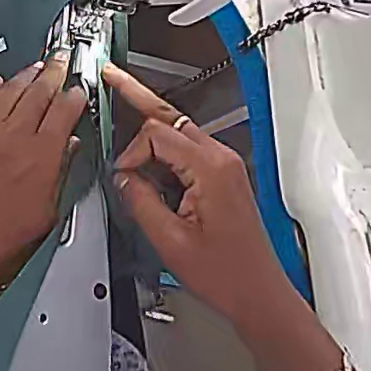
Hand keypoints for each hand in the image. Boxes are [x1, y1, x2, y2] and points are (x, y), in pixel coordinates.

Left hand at [0, 55, 87, 338]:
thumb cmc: (0, 237)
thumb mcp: (48, 211)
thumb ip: (61, 172)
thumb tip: (70, 148)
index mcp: (41, 156)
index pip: (65, 109)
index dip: (77, 95)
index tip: (81, 91)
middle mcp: (13, 137)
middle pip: (39, 90)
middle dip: (55, 72)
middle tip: (63, 60)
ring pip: (10, 89)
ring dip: (27, 74)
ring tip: (38, 66)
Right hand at [104, 63, 340, 370]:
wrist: (258, 293)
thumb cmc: (226, 274)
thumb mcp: (169, 239)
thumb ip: (139, 200)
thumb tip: (121, 176)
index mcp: (211, 168)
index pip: (157, 134)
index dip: (130, 152)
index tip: (120, 176)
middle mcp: (221, 158)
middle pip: (170, 118)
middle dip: (137, 97)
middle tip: (112, 77)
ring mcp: (224, 165)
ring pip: (178, 131)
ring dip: (148, 132)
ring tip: (121, 113)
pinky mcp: (222, 176)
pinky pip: (186, 150)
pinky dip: (162, 153)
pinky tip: (145, 165)